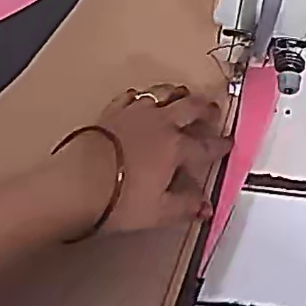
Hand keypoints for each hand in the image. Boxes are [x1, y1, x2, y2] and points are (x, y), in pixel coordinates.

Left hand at [55, 84, 229, 235]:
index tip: (227, 144)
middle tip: (213, 111)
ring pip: (165, 93)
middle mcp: (161, 123)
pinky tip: (143, 100)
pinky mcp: (114, 110)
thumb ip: (185, 206)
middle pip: (191, 107)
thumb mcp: (158, 212)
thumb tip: (204, 206)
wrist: (77, 183)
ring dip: (178, 94)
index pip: (206, 145)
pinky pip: (134, 95)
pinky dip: (143, 96)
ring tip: (184, 96)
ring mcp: (136, 113)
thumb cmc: (118, 198)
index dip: (220, 145)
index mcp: (176, 147)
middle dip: (206, 108)